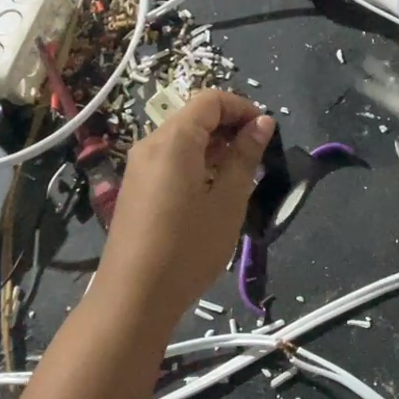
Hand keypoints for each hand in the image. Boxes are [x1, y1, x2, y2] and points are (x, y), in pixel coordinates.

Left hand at [94, 90, 274, 320]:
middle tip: (258, 157)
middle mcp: (151, 143)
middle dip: (229, 127)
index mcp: (174, 140)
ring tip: (240, 175)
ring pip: (182, 138)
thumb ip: (244, 157)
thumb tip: (262, 123)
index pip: (211, 100)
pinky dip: (195, 161)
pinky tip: (212, 191)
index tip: (266, 134)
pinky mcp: (136, 187)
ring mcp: (139, 166)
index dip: (242, 108)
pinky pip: (169, 158)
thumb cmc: (187, 248)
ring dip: (214, 146)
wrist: (133, 298)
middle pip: (194, 116)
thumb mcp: (227, 202)